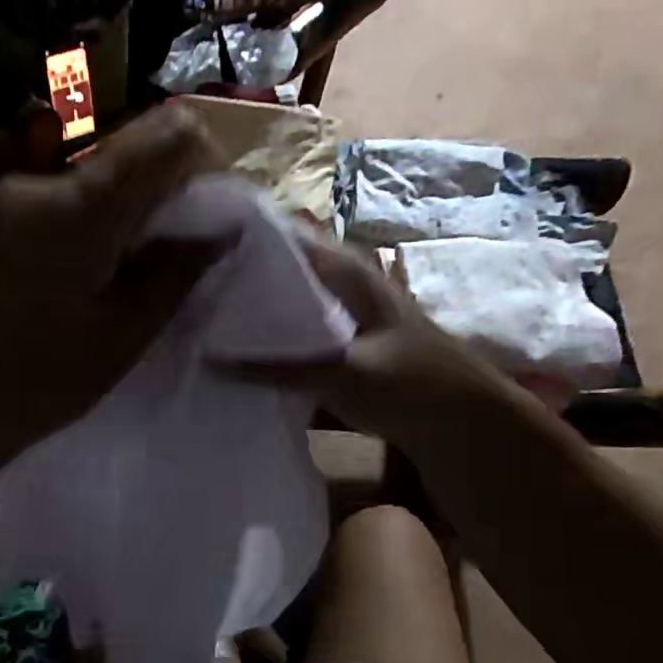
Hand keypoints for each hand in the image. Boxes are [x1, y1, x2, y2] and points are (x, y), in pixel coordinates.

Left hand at [0, 105, 231, 473]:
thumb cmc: (42, 382)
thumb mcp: (124, 334)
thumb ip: (177, 270)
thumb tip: (220, 227)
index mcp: (76, 205)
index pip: (164, 134)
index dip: (203, 162)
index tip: (211, 213)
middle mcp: (36, 180)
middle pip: (124, 153)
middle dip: (164, 192)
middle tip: (175, 252)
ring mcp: (3, 197)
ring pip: (89, 178)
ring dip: (124, 211)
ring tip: (128, 272)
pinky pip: (54, 200)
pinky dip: (86, 222)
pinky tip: (82, 275)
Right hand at [223, 235, 509, 447]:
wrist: (464, 423)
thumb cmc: (412, 385)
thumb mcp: (343, 373)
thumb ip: (279, 368)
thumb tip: (212, 360)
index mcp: (351, 274)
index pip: (292, 239)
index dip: (249, 239)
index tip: (202, 247)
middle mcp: (347, 287)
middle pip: (287, 272)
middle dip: (246, 279)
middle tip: (198, 291)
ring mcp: (347, 318)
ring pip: (292, 304)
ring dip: (260, 312)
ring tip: (211, 319)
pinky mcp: (347, 348)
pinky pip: (300, 336)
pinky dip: (277, 341)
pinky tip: (248, 355)